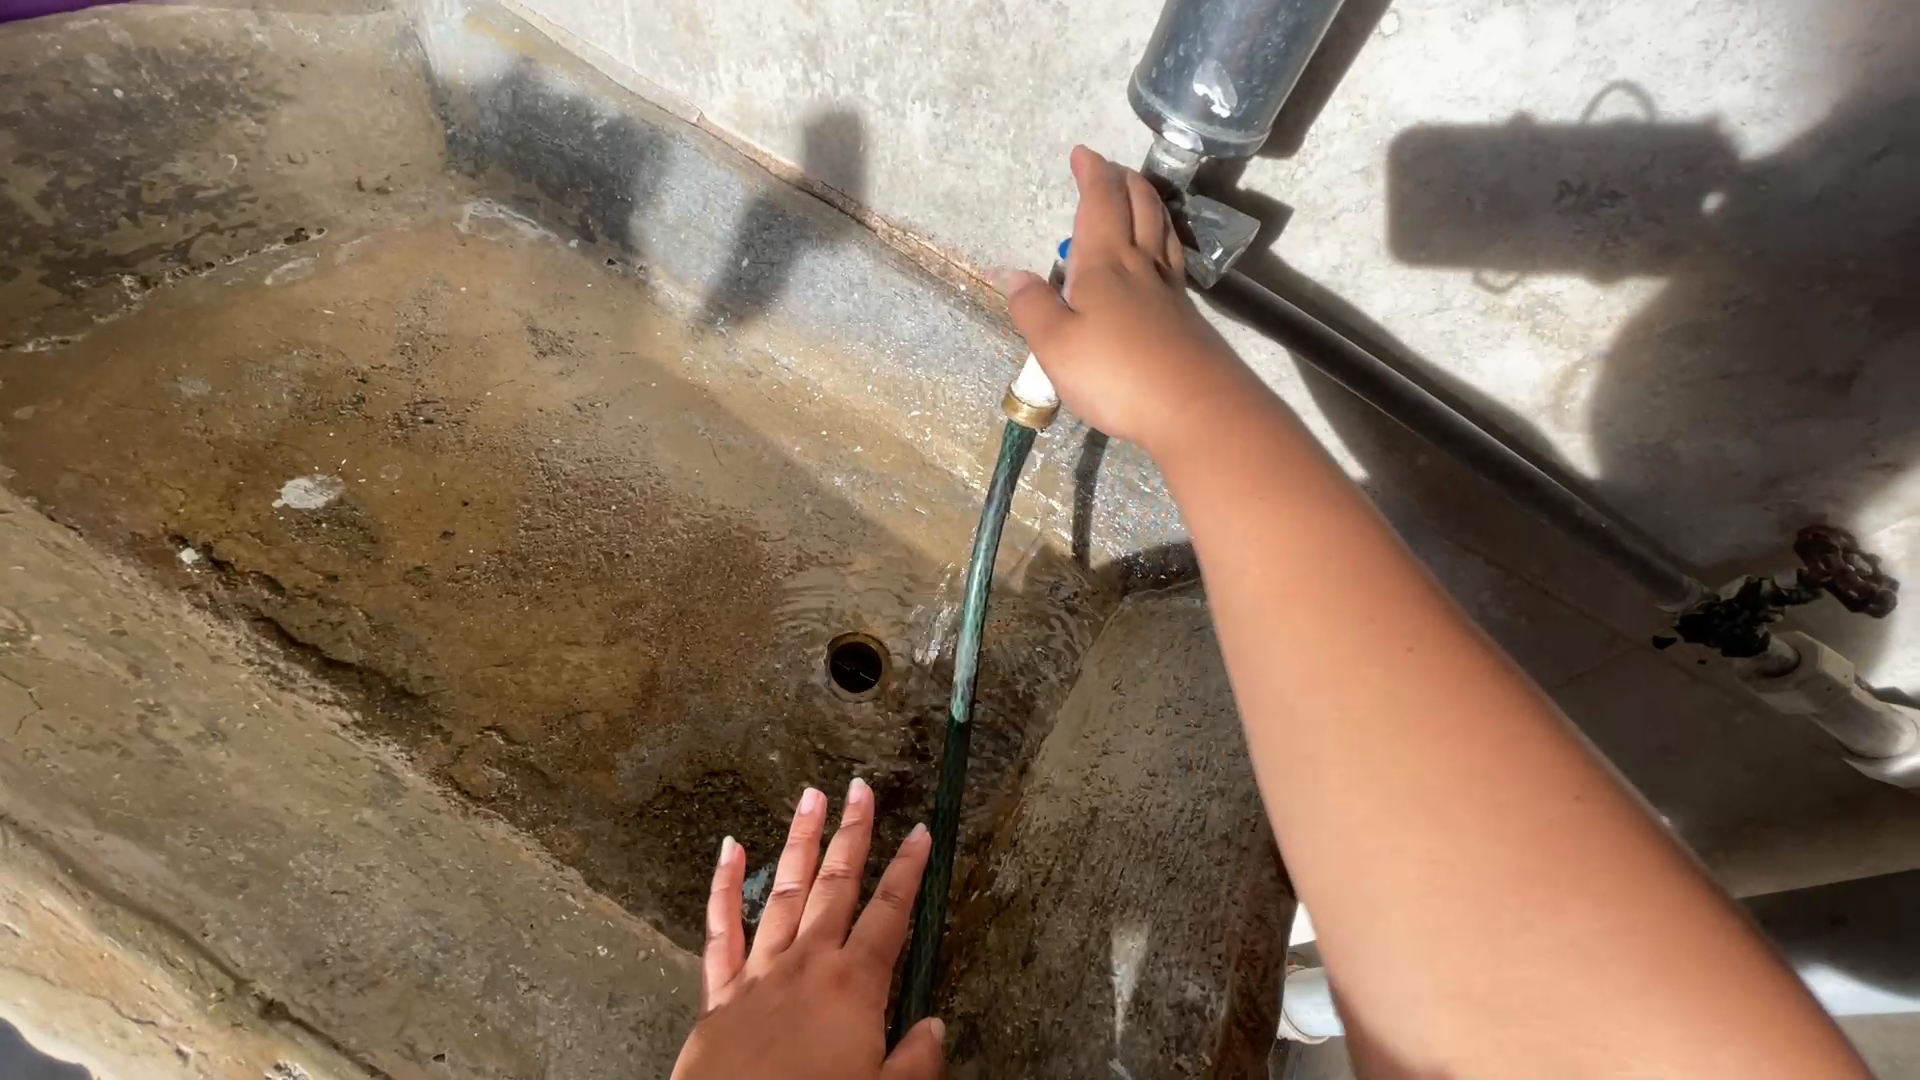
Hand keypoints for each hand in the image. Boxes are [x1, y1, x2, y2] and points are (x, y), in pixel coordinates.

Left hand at [671, 778, 944, 1079]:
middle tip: (861, 788)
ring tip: (811, 796)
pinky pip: (722, 929)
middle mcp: (809, 963)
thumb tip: (936, 1026)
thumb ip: (914, 1064)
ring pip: (785, 889)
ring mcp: (761, 972)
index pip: (891, 912)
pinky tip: (731, 847)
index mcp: (853, 986)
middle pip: (837, 883)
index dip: (909, 869)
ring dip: (801, 840)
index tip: (920, 832)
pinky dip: (724, 885)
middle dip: (853, 832)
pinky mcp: (721, 993)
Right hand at [999, 146, 1263, 455]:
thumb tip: (1015, 275)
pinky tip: (1160, 257)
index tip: (1083, 154)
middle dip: (1122, 182)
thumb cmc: (1115, 374)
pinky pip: (1173, 261)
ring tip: (1139, 196)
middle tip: (1110, 171)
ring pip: (1162, 231)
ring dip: (1149, 204)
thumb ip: (1032, 307)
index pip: (1099, 203)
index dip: (1092, 174)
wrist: (1193, 408)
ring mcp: (1169, 291)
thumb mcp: (1055, 346)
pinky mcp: (1186, 318)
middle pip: (1139, 207)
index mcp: (1104, 264)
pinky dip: (1164, 241)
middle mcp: (1141, 267)